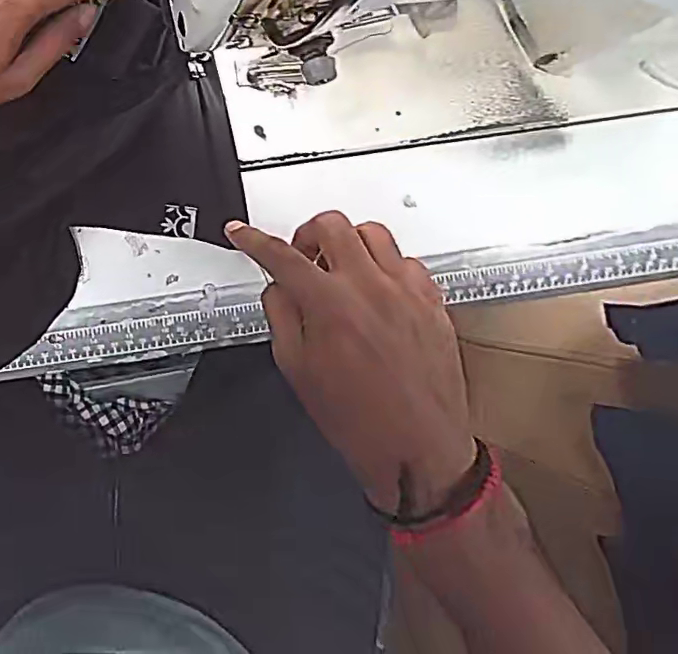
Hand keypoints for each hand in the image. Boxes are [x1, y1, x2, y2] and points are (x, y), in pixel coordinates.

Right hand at [226, 213, 476, 514]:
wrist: (418, 452)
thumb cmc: (361, 421)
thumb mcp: (296, 367)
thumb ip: (280, 314)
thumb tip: (278, 287)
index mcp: (330, 306)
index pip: (281, 255)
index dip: (253, 239)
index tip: (244, 233)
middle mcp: (370, 290)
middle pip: (331, 224)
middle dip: (305, 233)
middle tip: (301, 255)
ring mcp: (406, 293)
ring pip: (372, 232)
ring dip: (347, 242)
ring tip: (339, 267)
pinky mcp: (433, 304)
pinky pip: (407, 261)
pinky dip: (385, 265)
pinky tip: (376, 286)